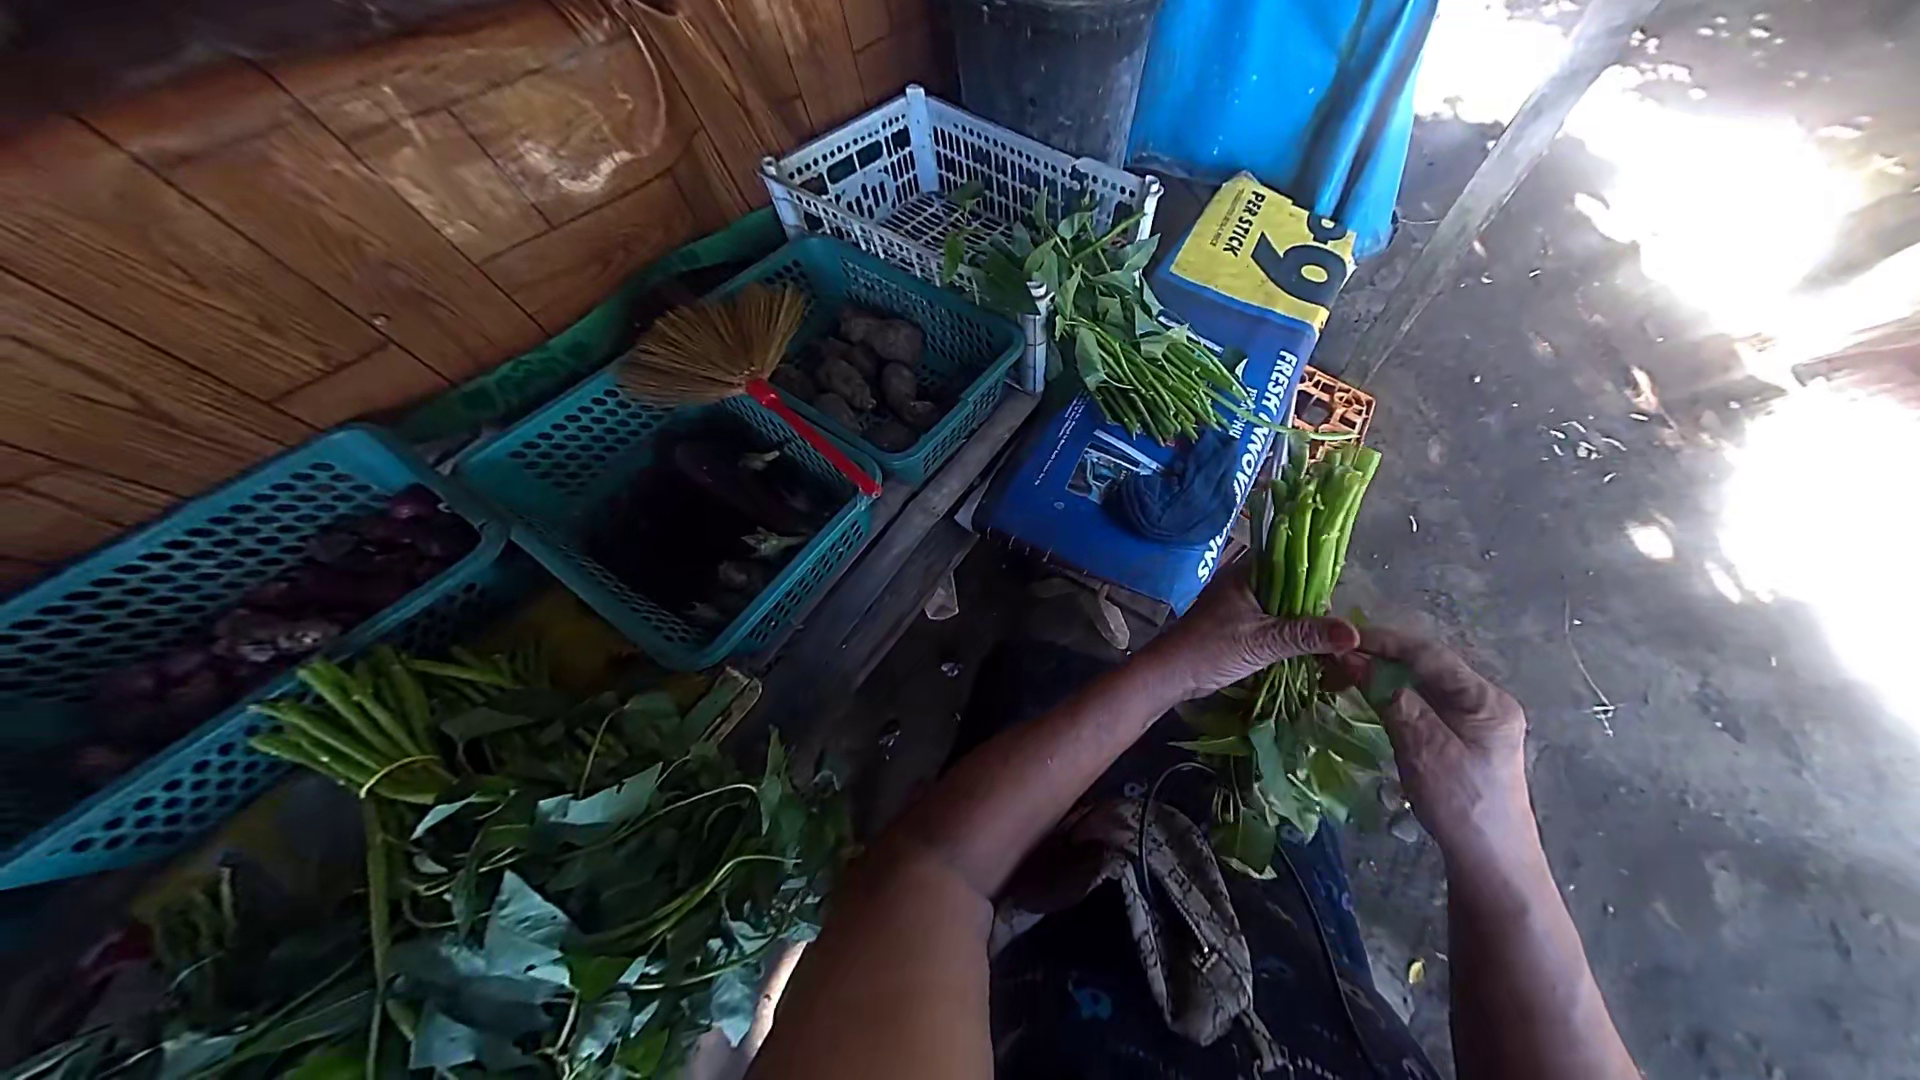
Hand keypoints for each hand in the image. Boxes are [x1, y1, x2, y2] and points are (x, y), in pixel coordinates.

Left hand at [1141, 558, 1359, 701]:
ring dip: (1303, 620)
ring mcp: (1238, 605)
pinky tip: (1309, 647)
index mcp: (1245, 575)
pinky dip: (1289, 633)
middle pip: (1290, 585)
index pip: (1290, 559)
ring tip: (1333, 637)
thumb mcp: (1262, 642)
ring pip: (1281, 606)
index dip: (1318, 572)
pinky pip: (1271, 623)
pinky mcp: (1237, 627)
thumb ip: (1306, 635)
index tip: (1344, 591)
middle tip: (1344, 622)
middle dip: (1315, 603)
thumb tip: (1354, 633)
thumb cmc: (1210, 649)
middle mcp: (1242, 584)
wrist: (1170, 674)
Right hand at [1335, 627, 1537, 869]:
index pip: (1428, 653)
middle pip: (1423, 662)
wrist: (1490, 859)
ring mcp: (1471, 714)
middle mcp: (1482, 698)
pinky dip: (1386, 689)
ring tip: (1339, 670)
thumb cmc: (1460, 804)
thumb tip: (1352, 657)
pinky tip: (1362, 690)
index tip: (1339, 638)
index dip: (1382, 641)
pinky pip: (1417, 696)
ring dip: (1378, 670)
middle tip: (1332, 655)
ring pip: (1417, 678)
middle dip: (1376, 653)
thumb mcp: (1422, 747)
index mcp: (1485, 699)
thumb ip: (1390, 698)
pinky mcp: (1456, 729)